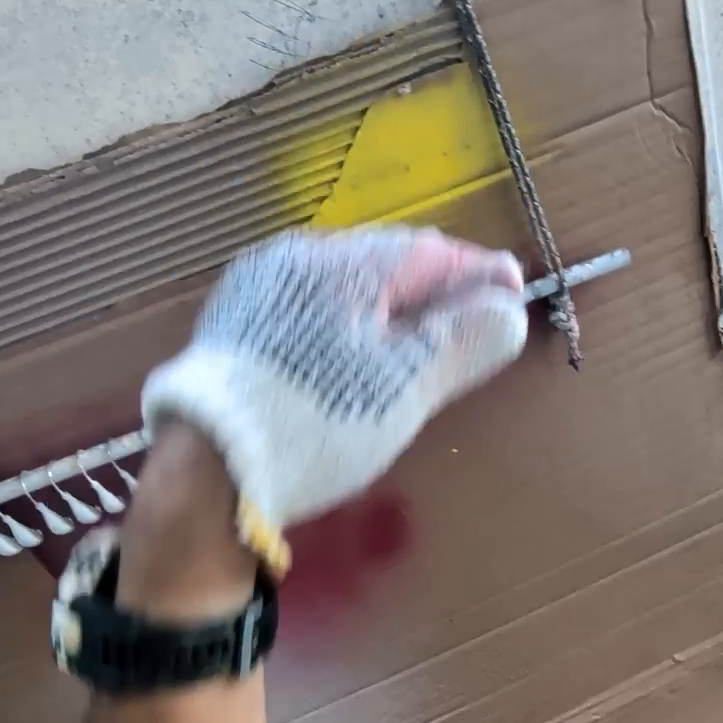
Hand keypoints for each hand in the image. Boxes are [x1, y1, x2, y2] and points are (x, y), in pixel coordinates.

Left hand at [140, 227, 526, 571]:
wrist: (207, 468)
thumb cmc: (319, 421)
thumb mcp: (406, 385)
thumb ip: (465, 339)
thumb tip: (509, 309)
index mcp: (346, 265)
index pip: (431, 253)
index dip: (479, 272)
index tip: (514, 289)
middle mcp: (301, 258)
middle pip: (389, 263)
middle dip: (437, 288)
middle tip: (472, 317)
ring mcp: (263, 286)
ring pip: (351, 284)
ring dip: (395, 305)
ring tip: (423, 337)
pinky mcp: (240, 320)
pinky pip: (316, 306)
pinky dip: (353, 321)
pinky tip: (360, 351)